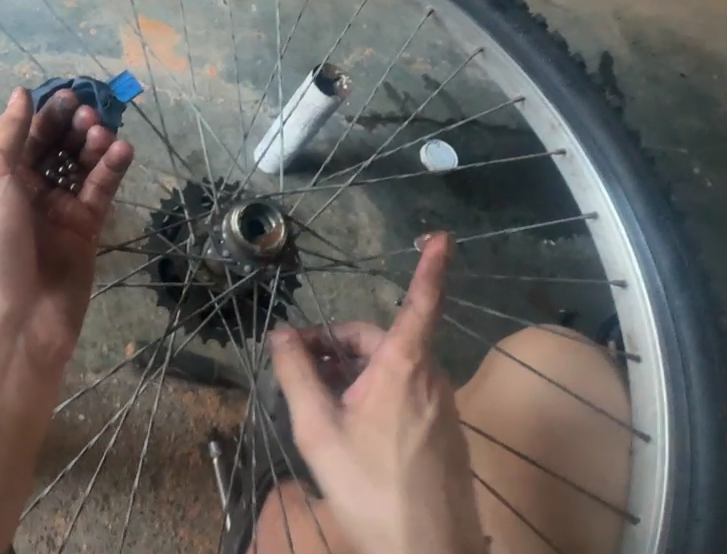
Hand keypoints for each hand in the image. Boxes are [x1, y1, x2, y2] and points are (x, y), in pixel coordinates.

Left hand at [0, 88, 133, 373]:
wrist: (10, 325)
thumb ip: (8, 134)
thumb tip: (21, 94)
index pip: (25, 134)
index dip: (46, 112)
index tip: (70, 93)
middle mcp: (26, 191)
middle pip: (55, 146)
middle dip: (72, 125)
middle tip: (89, 114)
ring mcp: (57, 212)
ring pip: (80, 165)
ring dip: (93, 144)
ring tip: (103, 133)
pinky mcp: (86, 231)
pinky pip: (100, 191)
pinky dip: (112, 168)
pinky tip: (123, 150)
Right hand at [268, 233, 485, 553]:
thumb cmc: (370, 488)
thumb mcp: (318, 429)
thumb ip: (296, 373)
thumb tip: (281, 332)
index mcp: (404, 367)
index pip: (420, 303)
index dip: (431, 267)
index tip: (442, 236)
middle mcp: (430, 378)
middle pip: (380, 340)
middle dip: (338, 346)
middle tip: (299, 370)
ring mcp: (442, 407)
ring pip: (391, 369)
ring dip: (353, 372)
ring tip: (318, 403)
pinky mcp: (445, 433)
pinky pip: (405, 394)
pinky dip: (373, 394)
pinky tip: (349, 427)